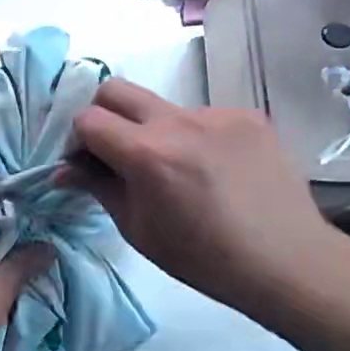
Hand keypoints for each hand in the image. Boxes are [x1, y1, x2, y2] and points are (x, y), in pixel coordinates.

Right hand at [68, 80, 345, 318]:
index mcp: (147, 155)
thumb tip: (64, 170)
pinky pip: (202, 117)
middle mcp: (179, 122)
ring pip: (164, 107)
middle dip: (104, 115)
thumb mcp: (138, 229)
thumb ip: (98, 187)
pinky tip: (213, 171)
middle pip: (117, 90)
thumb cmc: (202, 258)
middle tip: (117, 151)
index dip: (79, 141)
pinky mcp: (248, 116)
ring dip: (154, 132)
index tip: (88, 164)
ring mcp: (217, 114)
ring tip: (179, 173)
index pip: (88, 118)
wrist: (285, 260)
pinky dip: (194, 138)